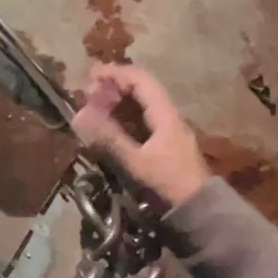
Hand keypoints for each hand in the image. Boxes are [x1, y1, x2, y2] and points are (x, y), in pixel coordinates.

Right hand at [70, 63, 211, 207]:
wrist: (197, 204)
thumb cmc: (168, 180)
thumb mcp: (135, 160)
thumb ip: (109, 137)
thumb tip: (80, 116)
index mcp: (165, 114)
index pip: (141, 80)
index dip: (116, 73)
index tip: (92, 74)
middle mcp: (170, 113)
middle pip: (143, 87)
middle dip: (116, 84)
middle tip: (91, 91)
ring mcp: (171, 125)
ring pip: (145, 100)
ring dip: (121, 97)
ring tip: (98, 102)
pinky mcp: (168, 137)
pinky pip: (146, 114)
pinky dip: (128, 110)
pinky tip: (115, 119)